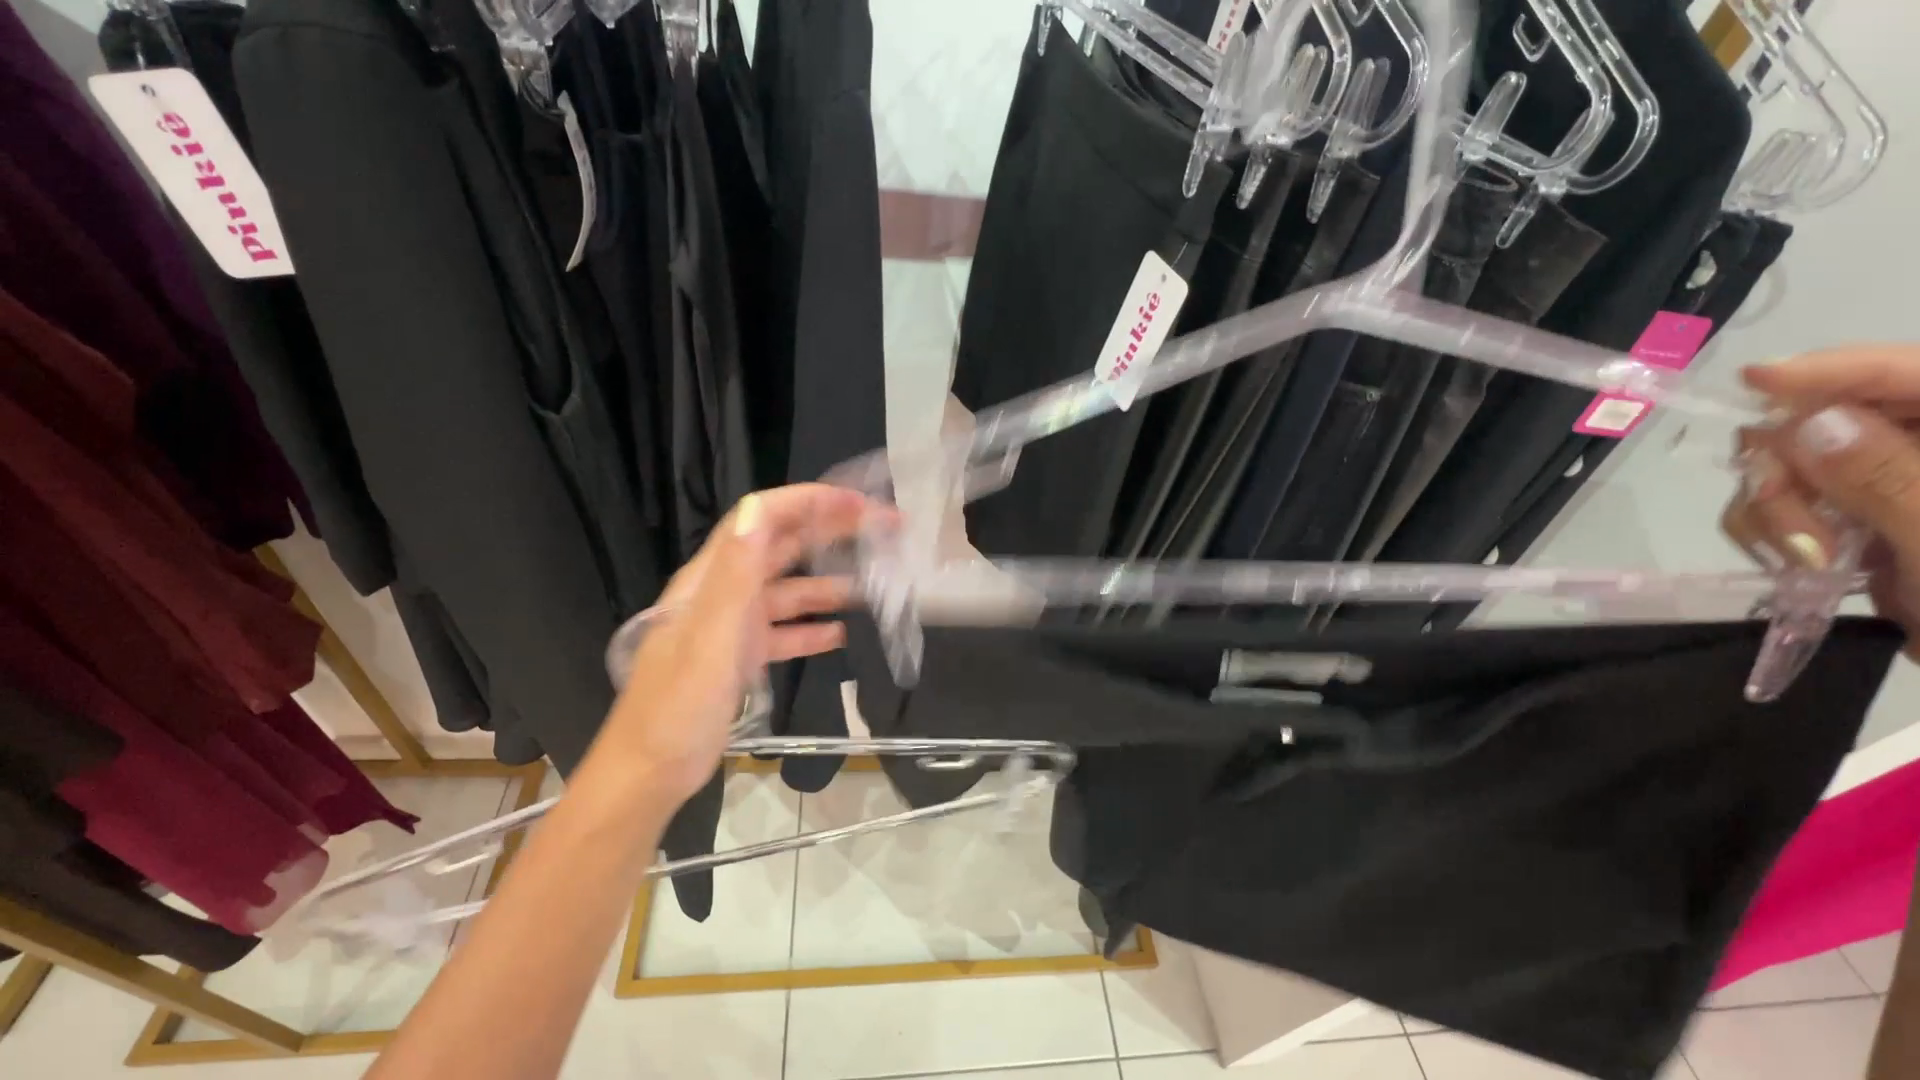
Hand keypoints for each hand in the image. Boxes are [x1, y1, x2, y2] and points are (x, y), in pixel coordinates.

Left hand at [592, 484, 881, 804]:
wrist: (649, 772)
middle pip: (779, 547)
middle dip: (828, 532)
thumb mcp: (709, 640)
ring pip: (786, 591)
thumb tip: (759, 513)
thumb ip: (735, 577)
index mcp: (711, 580)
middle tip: (881, 530)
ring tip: (872, 584)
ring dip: (827, 584)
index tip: (857, 504)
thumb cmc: (677, 708)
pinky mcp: (739, 658)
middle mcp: (722, 594)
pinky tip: (840, 635)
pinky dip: (811, 630)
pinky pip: (782, 633)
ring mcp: (731, 627)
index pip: (761, 518)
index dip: (808, 502)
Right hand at [1722, 347, 1919, 658]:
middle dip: (1791, 464)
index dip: (1835, 369)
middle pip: (1834, 417)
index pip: (1911, 372)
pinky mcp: (1862, 523)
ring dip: (1778, 509)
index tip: (1757, 380)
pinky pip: (1787, 505)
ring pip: (1794, 464)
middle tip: (1794, 527)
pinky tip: (1801, 566)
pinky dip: (1774, 533)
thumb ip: (1892, 481)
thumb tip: (1812, 422)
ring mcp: (1894, 487)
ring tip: (1805, 562)